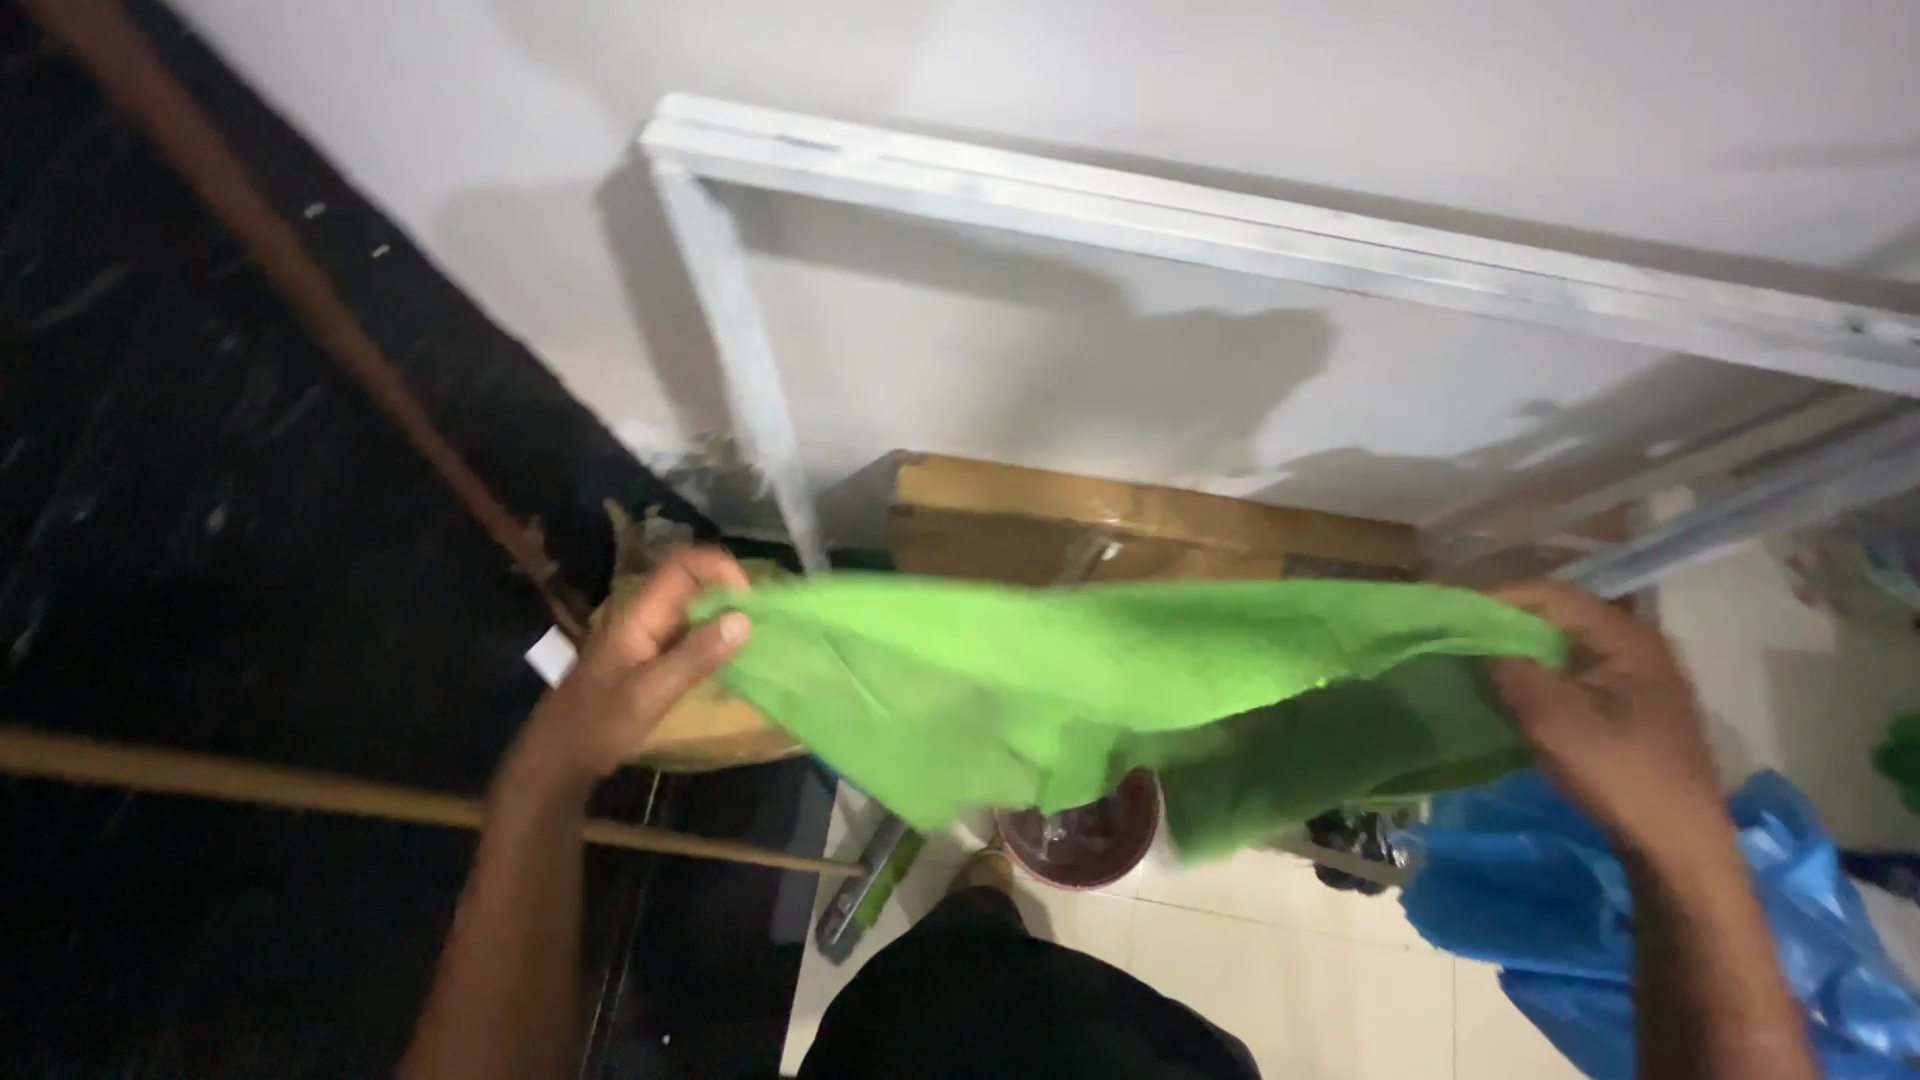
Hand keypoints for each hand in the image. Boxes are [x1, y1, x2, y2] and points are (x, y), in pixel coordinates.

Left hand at [508, 545, 751, 794]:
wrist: (557, 759)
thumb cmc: (598, 724)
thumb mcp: (650, 694)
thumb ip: (696, 656)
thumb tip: (745, 619)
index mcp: (639, 613)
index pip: (682, 564)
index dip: (719, 568)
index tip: (749, 598)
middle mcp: (643, 614)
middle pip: (691, 580)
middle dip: (730, 590)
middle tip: (763, 619)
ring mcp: (645, 634)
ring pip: (692, 606)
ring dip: (725, 613)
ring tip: (755, 636)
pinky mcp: (650, 654)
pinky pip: (689, 630)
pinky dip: (714, 636)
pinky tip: (731, 658)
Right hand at [1486, 581, 1727, 855]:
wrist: (1678, 843)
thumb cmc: (1617, 773)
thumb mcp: (1551, 718)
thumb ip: (1509, 668)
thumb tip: (1475, 641)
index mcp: (1626, 637)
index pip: (1550, 595)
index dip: (1496, 598)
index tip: (1451, 610)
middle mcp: (1638, 642)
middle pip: (1559, 612)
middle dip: (1506, 617)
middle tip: (1459, 629)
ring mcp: (1640, 671)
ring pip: (1566, 638)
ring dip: (1521, 642)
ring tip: (1477, 652)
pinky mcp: (1633, 697)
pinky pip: (1575, 662)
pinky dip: (1540, 663)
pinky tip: (1514, 680)